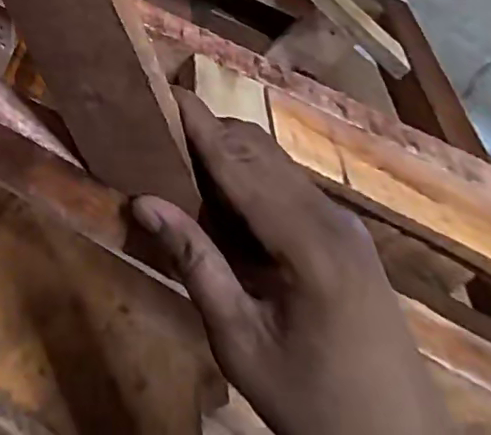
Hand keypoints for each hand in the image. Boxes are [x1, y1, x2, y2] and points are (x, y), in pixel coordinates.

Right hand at [133, 87, 449, 434]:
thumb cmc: (314, 402)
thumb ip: (196, 263)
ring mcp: (345, 226)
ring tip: (176, 157)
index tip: (162, 88)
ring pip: (274, 163)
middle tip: (154, 129)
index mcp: (309, 244)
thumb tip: (143, 201)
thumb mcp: (241, 341)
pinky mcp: (347, 238)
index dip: (197, 122)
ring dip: (225, 151)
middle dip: (205, 130)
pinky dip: (247, 176)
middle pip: (258, 149)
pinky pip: (288, 186)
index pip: (239, 161)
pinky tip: (219, 200)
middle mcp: (332, 220)